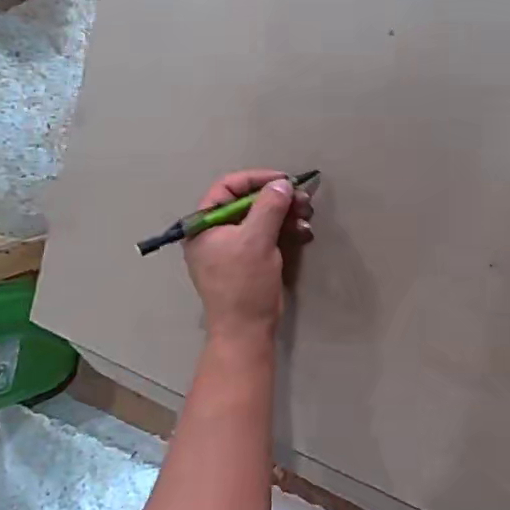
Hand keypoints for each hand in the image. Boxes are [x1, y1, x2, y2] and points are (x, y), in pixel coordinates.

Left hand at [183, 169, 315, 342]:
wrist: (246, 330)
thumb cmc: (243, 283)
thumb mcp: (256, 240)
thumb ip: (269, 206)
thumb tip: (282, 184)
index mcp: (203, 224)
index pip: (227, 187)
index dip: (256, 179)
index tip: (283, 180)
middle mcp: (214, 232)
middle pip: (246, 202)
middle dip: (276, 199)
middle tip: (302, 198)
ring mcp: (231, 247)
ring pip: (259, 219)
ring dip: (284, 214)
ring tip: (307, 213)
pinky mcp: (248, 261)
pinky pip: (265, 236)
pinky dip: (283, 231)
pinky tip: (303, 230)